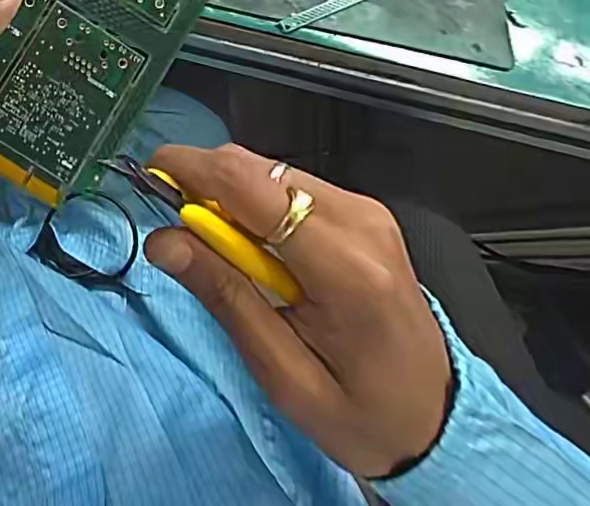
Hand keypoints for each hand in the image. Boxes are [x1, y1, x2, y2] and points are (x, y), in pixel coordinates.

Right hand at [145, 143, 452, 477]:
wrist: (440, 422)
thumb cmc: (363, 414)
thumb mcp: (285, 376)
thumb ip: (225, 297)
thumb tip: (163, 240)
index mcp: (345, 267)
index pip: (252, 188)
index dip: (192, 170)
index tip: (149, 176)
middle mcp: (357, 219)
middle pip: (255, 167)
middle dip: (201, 180)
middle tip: (174, 223)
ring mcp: (363, 208)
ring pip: (266, 168)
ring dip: (224, 191)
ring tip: (213, 242)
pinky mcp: (359, 208)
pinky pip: (284, 182)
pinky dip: (250, 199)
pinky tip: (248, 241)